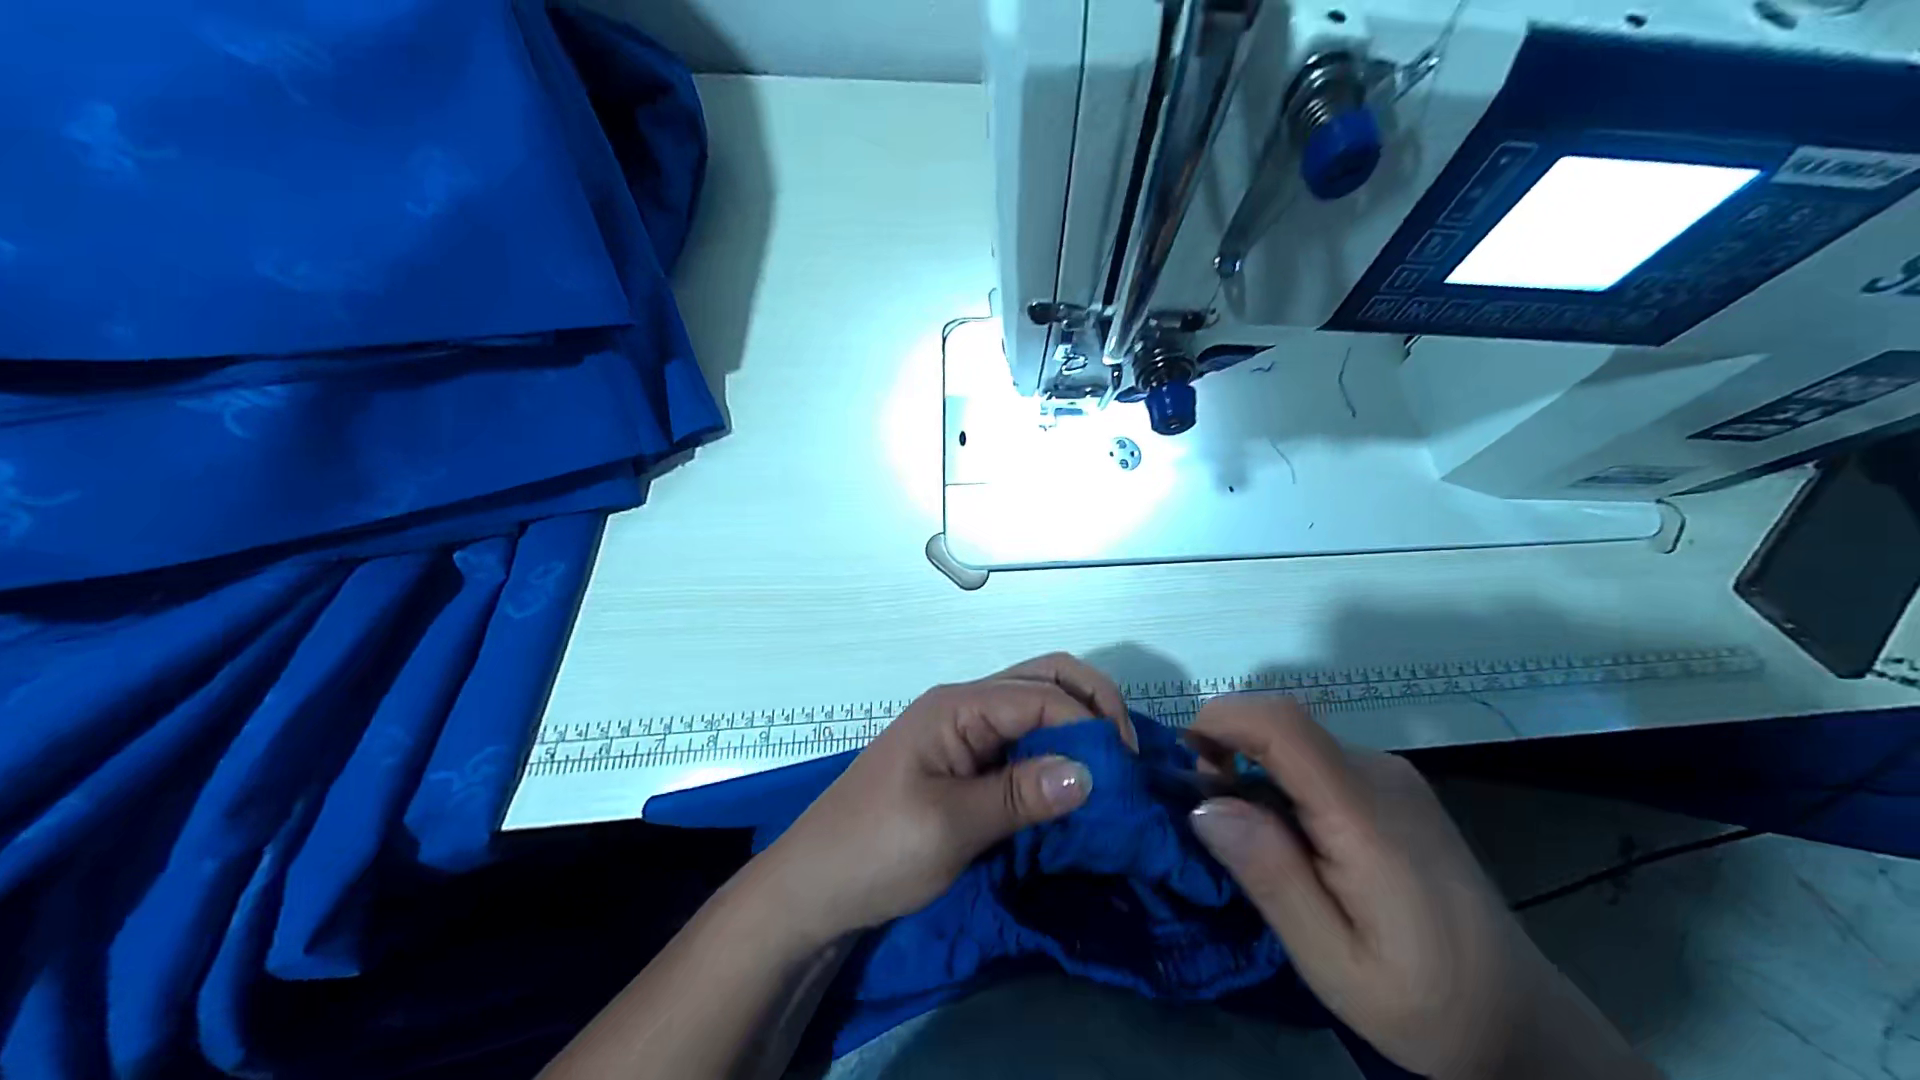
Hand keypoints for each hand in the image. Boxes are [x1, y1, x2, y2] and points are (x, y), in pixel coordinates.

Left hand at [750, 654, 1134, 946]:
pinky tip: (1073, 779)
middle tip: (1124, 759)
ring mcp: (963, 730)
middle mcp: (964, 704)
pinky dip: (1055, 749)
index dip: (1090, 725)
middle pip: (1044, 678)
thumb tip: (1093, 772)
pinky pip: (1021, 738)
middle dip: (1092, 706)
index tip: (1125, 776)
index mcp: (957, 706)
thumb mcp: (950, 826)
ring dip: (1076, 725)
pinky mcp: (964, 759)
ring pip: (1036, 704)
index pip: (1043, 694)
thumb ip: (1020, 795)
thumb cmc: (875, 851)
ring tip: (1109, 770)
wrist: (814, 886)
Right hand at [1185, 696, 1639, 1079]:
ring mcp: (1390, 776)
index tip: (1184, 760)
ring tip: (1248, 839)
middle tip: (1208, 817)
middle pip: (1282, 727)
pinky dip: (1278, 781)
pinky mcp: (1391, 787)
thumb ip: (1270, 875)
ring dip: (1251, 771)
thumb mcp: (1331, 960)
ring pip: (1294, 743)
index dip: (1221, 720)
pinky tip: (1288, 839)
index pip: (1283, 724)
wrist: (1518, 1019)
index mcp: (1366, 814)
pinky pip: (1316, 762)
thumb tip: (1203, 803)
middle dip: (1226, 751)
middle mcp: (1380, 773)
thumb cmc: (1422, 1001)